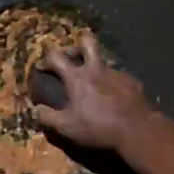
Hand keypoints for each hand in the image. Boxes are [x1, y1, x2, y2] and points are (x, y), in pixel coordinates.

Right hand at [32, 31, 153, 149]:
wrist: (138, 131)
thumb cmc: (97, 127)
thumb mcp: (65, 127)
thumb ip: (46, 117)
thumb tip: (34, 110)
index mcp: (77, 77)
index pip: (56, 57)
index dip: (45, 60)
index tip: (42, 69)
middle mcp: (96, 70)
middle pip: (87, 43)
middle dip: (78, 44)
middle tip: (73, 57)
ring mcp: (117, 74)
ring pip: (103, 62)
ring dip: (96, 70)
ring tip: (94, 86)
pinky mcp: (133, 83)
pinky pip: (119, 77)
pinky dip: (112, 84)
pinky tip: (113, 98)